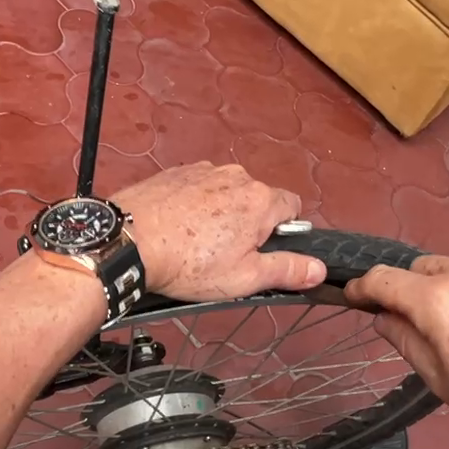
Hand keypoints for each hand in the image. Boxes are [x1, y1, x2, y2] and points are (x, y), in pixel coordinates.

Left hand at [110, 162, 325, 300]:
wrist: (128, 240)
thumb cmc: (189, 263)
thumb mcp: (245, 277)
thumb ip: (287, 270)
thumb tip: (320, 269)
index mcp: (261, 200)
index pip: (293, 208)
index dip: (282, 233)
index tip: (262, 253)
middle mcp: (237, 176)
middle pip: (257, 200)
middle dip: (249, 225)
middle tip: (225, 256)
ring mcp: (204, 170)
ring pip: (227, 193)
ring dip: (221, 214)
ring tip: (196, 244)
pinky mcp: (177, 172)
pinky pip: (199, 188)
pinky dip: (195, 205)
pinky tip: (178, 229)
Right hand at [344, 256, 448, 448]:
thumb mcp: (442, 383)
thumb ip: (407, 342)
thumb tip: (385, 318)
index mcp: (437, 299)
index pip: (383, 279)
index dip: (362, 287)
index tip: (353, 297)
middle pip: (422, 268)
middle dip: (408, 289)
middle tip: (412, 325)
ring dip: (447, 292)